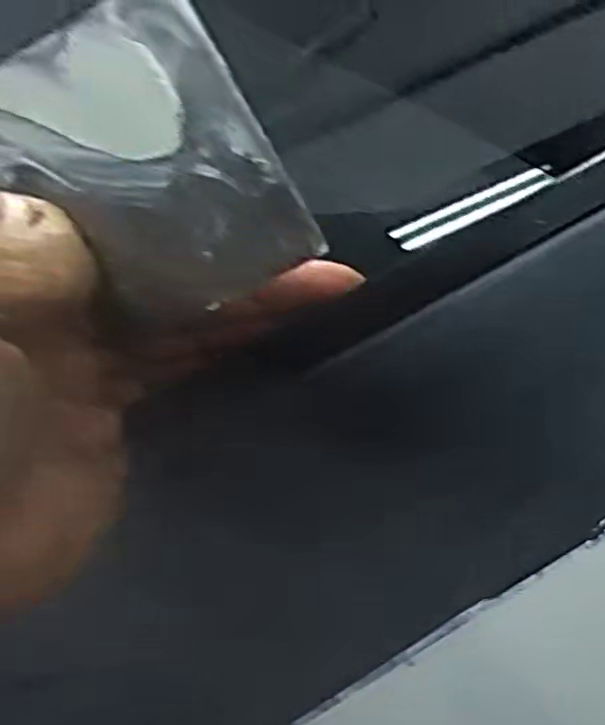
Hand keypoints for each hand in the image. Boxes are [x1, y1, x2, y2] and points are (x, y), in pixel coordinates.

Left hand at [0, 192, 361, 613]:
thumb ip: (11, 267)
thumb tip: (58, 217)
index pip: (46, 208)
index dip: (127, 195)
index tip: (212, 194)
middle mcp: (10, 299)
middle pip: (123, 258)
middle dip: (211, 250)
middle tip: (303, 250)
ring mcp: (54, 355)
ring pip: (165, 309)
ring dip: (245, 298)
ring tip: (329, 288)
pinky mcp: (101, 405)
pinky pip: (179, 360)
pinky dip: (236, 343)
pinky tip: (293, 332)